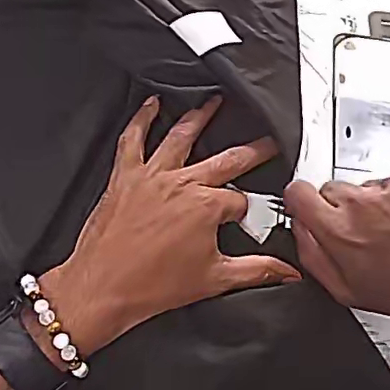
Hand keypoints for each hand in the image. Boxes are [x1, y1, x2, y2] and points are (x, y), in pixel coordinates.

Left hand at [38, 96, 300, 359]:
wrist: (102, 288)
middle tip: (267, 141)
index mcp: (206, 206)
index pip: (241, 201)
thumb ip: (258, 270)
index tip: (247, 218)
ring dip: (201, 116)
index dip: (247, 211)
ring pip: (182, 135)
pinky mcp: (125, 176)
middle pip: (226, 159)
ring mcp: (152, 176)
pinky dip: (142, 118)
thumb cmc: (150, 286)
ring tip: (215, 102)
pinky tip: (151, 105)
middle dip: (253, 149)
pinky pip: (133, 138)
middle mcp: (181, 183)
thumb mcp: (215, 280)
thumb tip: (287, 271)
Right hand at [283, 170, 389, 327]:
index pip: (298, 192)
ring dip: (376, 204)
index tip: (309, 206)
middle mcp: (363, 203)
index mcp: (339, 231)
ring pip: (367, 186)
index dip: (301, 200)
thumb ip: (311, 255)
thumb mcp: (346, 291)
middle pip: (332, 188)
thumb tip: (299, 230)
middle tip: (365, 231)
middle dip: (341, 208)